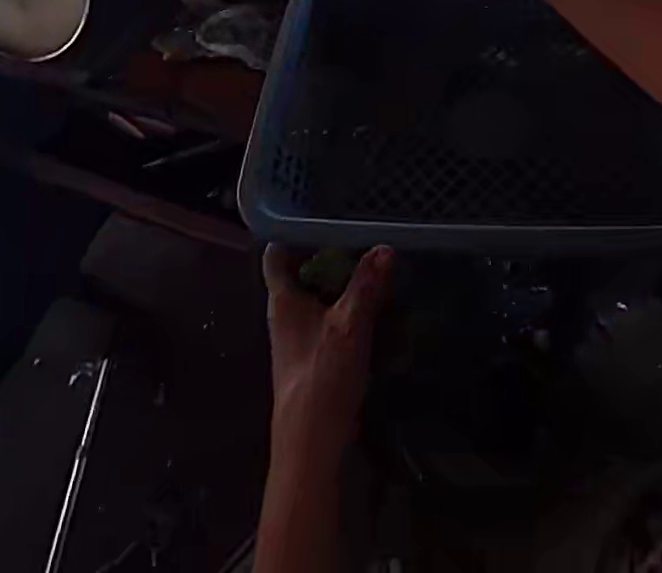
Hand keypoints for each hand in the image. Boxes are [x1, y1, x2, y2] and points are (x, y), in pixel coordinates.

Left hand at [262, 244, 395, 460]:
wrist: (311, 442)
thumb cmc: (322, 377)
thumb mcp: (349, 325)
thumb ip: (367, 286)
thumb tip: (385, 248)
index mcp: (282, 298)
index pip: (276, 253)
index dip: (294, 234)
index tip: (322, 220)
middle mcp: (284, 313)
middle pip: (300, 272)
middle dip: (327, 257)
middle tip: (358, 241)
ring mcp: (297, 335)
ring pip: (315, 296)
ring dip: (339, 284)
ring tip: (371, 270)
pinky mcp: (312, 355)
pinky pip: (326, 319)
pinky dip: (345, 309)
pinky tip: (373, 310)